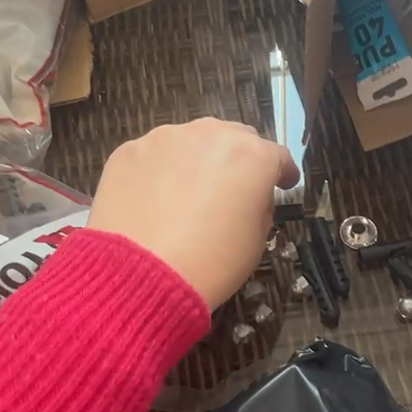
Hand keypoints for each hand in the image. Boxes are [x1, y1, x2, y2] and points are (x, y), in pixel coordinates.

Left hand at [87, 119, 299, 308]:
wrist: (139, 276)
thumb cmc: (209, 263)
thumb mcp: (256, 240)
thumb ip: (259, 205)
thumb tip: (250, 195)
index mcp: (251, 156)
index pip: (278, 156)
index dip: (282, 172)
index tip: (283, 184)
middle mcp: (209, 135)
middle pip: (233, 138)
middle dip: (238, 158)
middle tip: (233, 187)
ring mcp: (164, 139)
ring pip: (190, 141)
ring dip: (197, 160)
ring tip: (188, 193)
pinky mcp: (128, 151)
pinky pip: (154, 155)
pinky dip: (160, 170)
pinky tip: (154, 199)